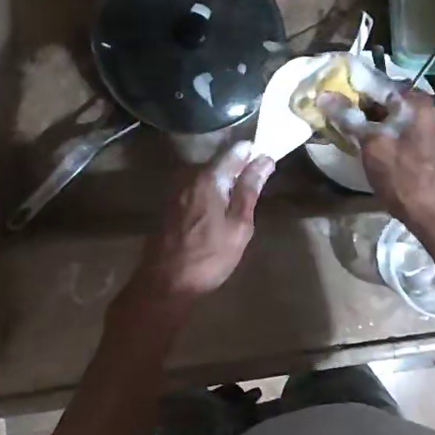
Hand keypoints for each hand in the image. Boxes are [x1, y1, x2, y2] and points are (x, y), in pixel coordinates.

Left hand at [132, 140, 274, 302]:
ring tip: (243, 200)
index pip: (236, 150)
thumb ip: (250, 189)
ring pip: (208, 177)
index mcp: (209, 177)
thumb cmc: (209, 256)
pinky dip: (212, 195)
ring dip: (226, 184)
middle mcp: (190, 176)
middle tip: (260, 184)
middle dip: (240, 168)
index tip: (269, 161)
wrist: (165, 283)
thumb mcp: (239, 225)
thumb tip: (264, 160)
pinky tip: (220, 212)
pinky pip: (197, 190)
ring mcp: (177, 190)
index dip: (254, 153)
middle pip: (220, 162)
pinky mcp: (171, 205)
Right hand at [318, 82, 434, 224]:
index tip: (322, 85)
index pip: (374, 80)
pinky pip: (383, 124)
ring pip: (378, 111)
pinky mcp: (409, 138)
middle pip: (376, 94)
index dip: (347, 83)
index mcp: (413, 100)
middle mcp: (417, 106)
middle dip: (350, 99)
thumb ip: (348, 115)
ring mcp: (415, 123)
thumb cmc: (400, 173)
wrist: (427, 210)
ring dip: (356, 114)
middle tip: (321, 102)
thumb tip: (322, 95)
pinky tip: (346, 132)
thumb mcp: (372, 142)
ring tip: (328, 116)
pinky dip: (366, 126)